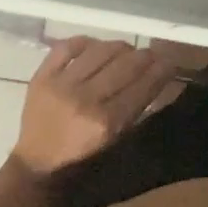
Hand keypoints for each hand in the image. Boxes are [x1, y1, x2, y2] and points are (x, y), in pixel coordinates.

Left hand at [11, 38, 176, 176]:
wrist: (37, 164)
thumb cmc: (81, 159)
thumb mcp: (114, 142)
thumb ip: (135, 111)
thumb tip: (156, 80)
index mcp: (107, 122)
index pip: (142, 87)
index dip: (161, 70)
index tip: (170, 62)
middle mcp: (86, 99)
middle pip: (124, 65)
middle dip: (144, 56)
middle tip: (152, 53)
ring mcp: (62, 85)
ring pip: (99, 50)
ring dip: (119, 46)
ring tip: (126, 49)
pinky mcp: (42, 76)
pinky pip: (67, 46)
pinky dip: (85, 42)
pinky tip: (95, 45)